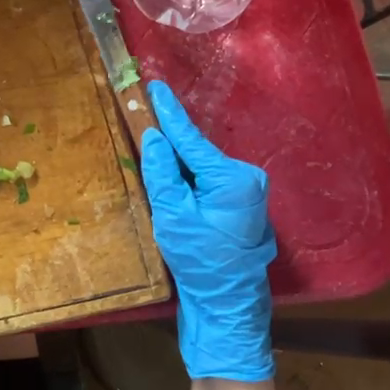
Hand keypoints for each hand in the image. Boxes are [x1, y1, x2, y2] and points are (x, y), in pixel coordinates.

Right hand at [141, 80, 276, 381]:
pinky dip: (186, 175)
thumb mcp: (173, 215)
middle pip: (196, 150)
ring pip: (200, 165)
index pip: (191, 138)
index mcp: (232, 177)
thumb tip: (154, 137)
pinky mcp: (239, 203)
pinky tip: (169, 176)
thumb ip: (162, 172)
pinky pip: (206, 178)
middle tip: (143, 114)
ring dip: (176, 160)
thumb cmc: (200, 260)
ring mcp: (246, 190)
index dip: (168, 112)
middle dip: (169, 137)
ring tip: (150, 147)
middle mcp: (246, 177)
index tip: (154, 86)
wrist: (227, 303)